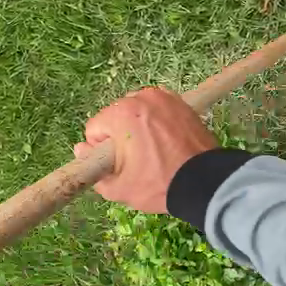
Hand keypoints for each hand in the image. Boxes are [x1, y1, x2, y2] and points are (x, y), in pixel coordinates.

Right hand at [76, 87, 217, 213]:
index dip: (101, 149)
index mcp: (122, 113)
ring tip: (153, 152)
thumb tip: (81, 150)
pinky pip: (158, 110)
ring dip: (138, 127)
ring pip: (137, 112)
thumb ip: (94, 169)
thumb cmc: (159, 184)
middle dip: (120, 135)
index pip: (95, 128)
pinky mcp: (182, 103)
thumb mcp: (119, 187)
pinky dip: (157, 122)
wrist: (205, 181)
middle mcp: (142, 98)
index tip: (118, 164)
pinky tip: (166, 142)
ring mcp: (165, 98)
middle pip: (116, 116)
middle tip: (137, 160)